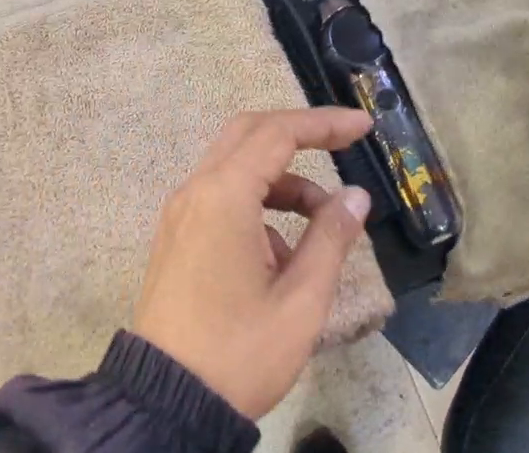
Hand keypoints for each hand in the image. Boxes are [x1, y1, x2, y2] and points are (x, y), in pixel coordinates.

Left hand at [133, 108, 373, 417]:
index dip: (324, 123)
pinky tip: (282, 255)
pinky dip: (258, 204)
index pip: (279, 133)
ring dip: (283, 180)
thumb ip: (331, 238)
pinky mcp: (177, 236)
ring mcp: (181, 213)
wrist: (164, 405)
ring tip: (321, 223)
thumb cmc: (239, 352)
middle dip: (300, 134)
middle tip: (345, 144)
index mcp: (224, 196)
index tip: (364, 126)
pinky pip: (221, 197)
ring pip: (236, 167)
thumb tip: (355, 197)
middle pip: (251, 134)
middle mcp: (196, 191)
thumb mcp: (300, 301)